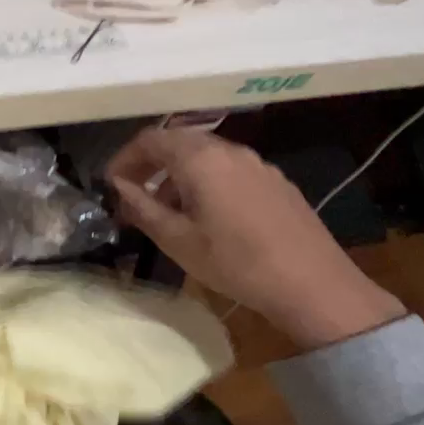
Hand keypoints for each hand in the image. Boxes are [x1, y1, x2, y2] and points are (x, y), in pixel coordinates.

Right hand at [107, 128, 404, 348]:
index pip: (151, 139)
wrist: (313, 284)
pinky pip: (229, 170)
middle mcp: (231, 152)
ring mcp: (259, 165)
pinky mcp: (276, 183)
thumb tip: (118, 186)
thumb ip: (141, 206)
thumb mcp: (175, 239)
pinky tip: (205, 217)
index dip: (124, 158)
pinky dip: (204, 183)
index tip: (110, 185)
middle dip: (150, 165)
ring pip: (205, 157)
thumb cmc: (234, 261)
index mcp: (202, 160)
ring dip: (177, 176)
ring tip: (166, 212)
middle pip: (180, 143)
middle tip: (132, 196)